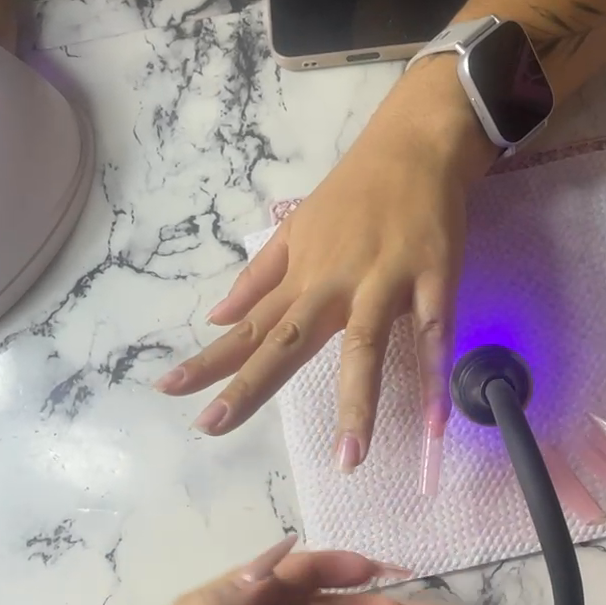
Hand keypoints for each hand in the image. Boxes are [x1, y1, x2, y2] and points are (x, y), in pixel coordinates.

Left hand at [155, 61, 498, 474]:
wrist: (414, 144)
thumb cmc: (354, 194)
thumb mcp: (297, 230)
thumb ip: (259, 277)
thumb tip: (215, 317)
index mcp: (302, 276)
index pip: (247, 326)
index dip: (210, 359)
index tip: (169, 390)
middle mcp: (333, 284)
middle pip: (287, 340)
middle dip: (250, 384)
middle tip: (213, 427)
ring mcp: (384, 281)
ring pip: (365, 347)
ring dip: (358, 405)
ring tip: (349, 460)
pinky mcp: (433, 277)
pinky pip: (434, 335)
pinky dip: (436, 378)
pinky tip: (435, 424)